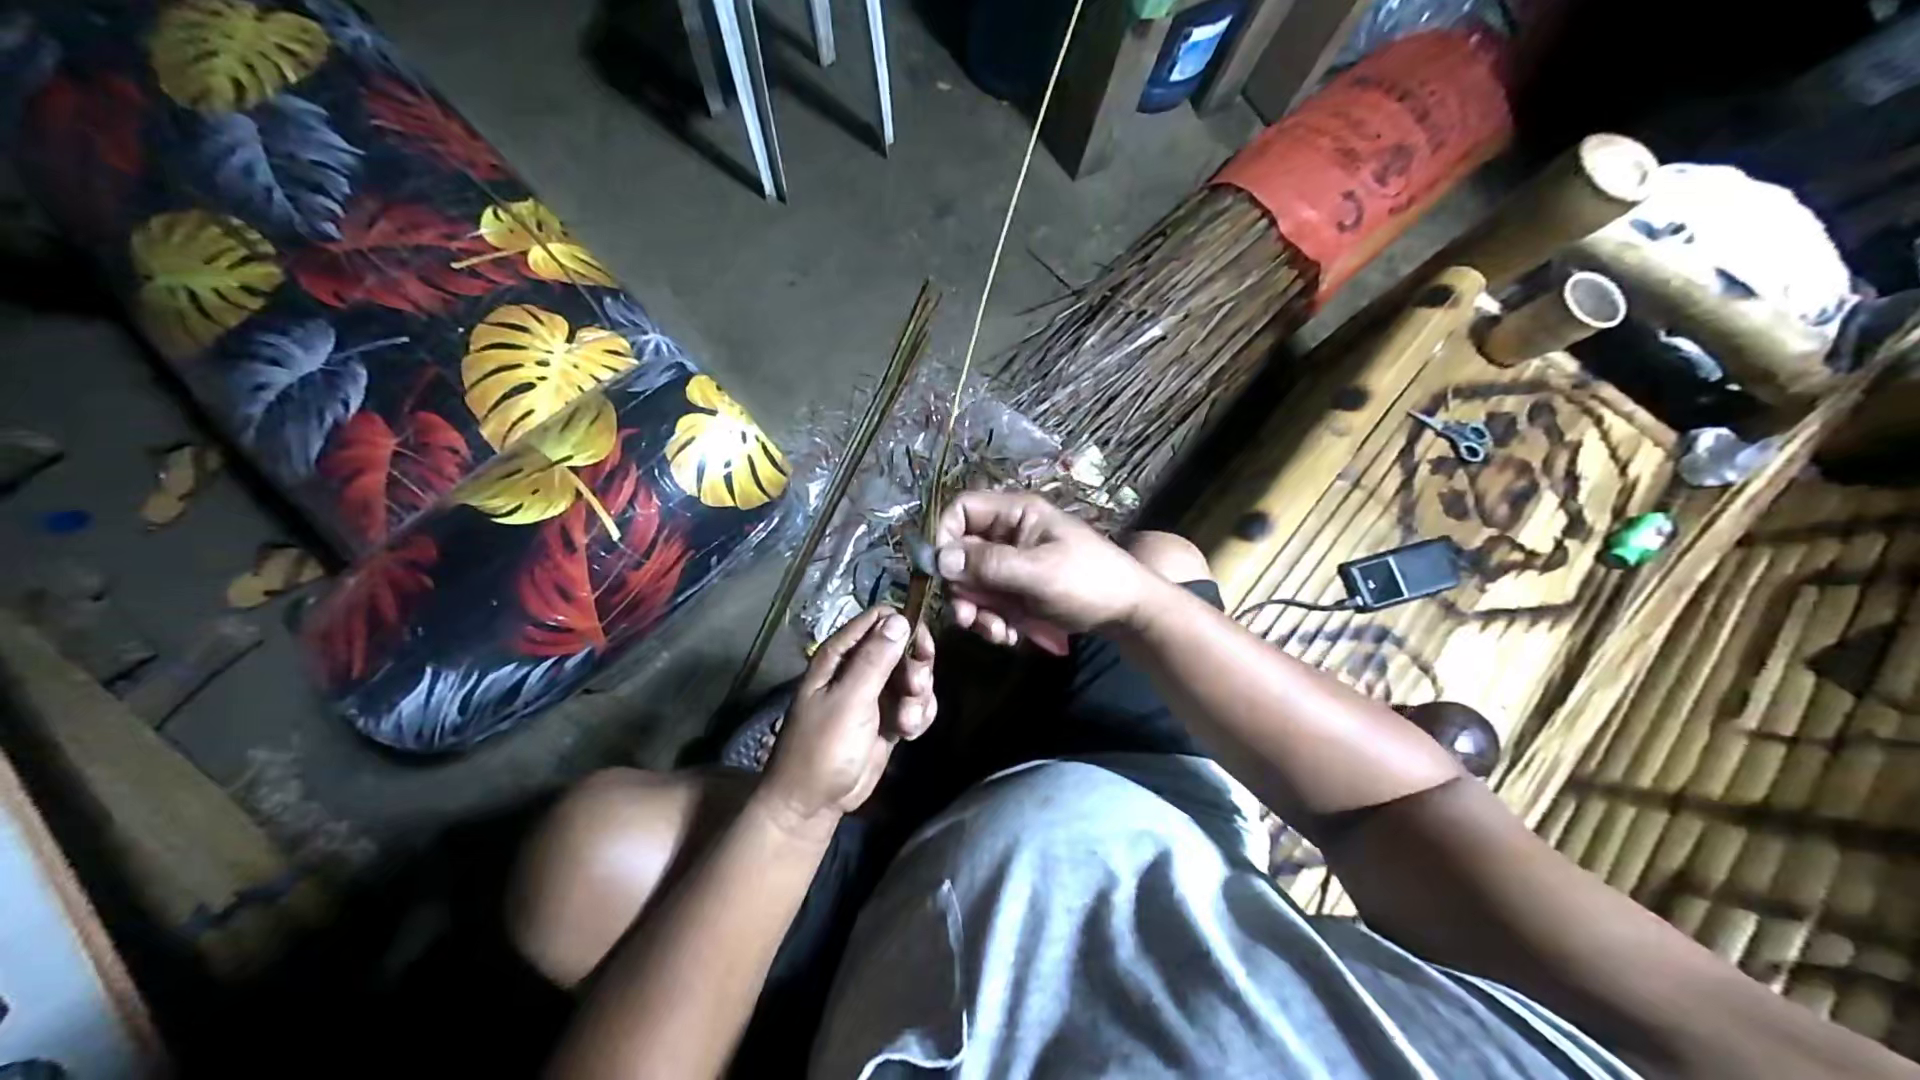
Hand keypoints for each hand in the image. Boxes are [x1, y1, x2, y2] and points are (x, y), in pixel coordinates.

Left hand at [759, 606, 936, 830]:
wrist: (814, 802)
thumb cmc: (823, 747)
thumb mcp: (849, 700)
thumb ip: (876, 659)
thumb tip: (901, 618)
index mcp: (841, 655)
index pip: (879, 620)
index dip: (904, 627)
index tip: (920, 648)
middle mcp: (859, 668)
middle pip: (904, 646)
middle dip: (916, 667)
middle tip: (914, 688)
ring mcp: (875, 694)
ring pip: (914, 676)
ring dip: (919, 698)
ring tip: (906, 722)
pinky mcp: (889, 718)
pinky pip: (916, 703)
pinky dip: (919, 715)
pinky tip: (909, 732)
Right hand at [933, 491, 1156, 654]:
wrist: (1127, 613)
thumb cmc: (1089, 581)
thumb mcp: (1040, 571)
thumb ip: (990, 564)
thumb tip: (940, 559)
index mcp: (1015, 514)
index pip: (962, 509)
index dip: (944, 535)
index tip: (940, 571)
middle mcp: (1007, 536)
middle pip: (960, 554)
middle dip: (963, 590)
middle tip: (968, 618)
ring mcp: (1010, 565)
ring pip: (970, 585)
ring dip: (977, 612)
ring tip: (998, 633)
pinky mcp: (1014, 591)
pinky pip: (988, 604)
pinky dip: (992, 622)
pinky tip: (1010, 636)